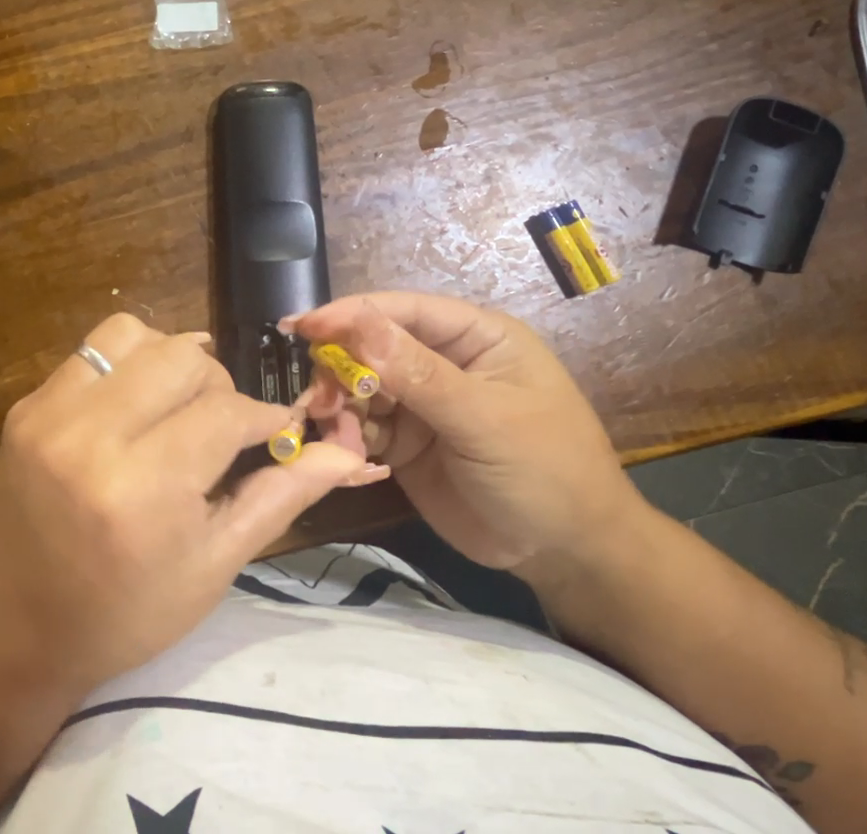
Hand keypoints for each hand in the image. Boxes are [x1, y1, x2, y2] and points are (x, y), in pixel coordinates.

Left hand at [0, 313, 384, 698]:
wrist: (16, 629)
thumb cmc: (124, 615)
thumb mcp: (213, 567)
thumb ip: (280, 497)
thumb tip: (348, 454)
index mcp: (143, 489)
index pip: (226, 412)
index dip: (265, 417)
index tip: (278, 431)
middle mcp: (89, 437)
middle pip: (182, 359)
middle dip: (219, 386)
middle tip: (222, 428)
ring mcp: (47, 415)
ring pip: (133, 336)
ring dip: (170, 363)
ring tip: (177, 409)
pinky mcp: (23, 408)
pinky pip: (89, 353)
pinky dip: (125, 368)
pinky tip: (133, 412)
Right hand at [286, 293, 645, 574]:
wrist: (565, 554)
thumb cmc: (544, 471)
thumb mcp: (483, 419)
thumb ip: (418, 374)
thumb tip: (356, 326)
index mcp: (475, 338)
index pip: (403, 311)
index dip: (351, 316)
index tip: (301, 328)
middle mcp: (444, 362)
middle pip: (371, 347)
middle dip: (339, 368)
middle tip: (316, 400)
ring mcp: (422, 404)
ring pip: (360, 386)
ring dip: (339, 404)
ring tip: (328, 429)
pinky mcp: (405, 442)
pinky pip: (362, 425)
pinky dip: (346, 434)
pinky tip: (344, 451)